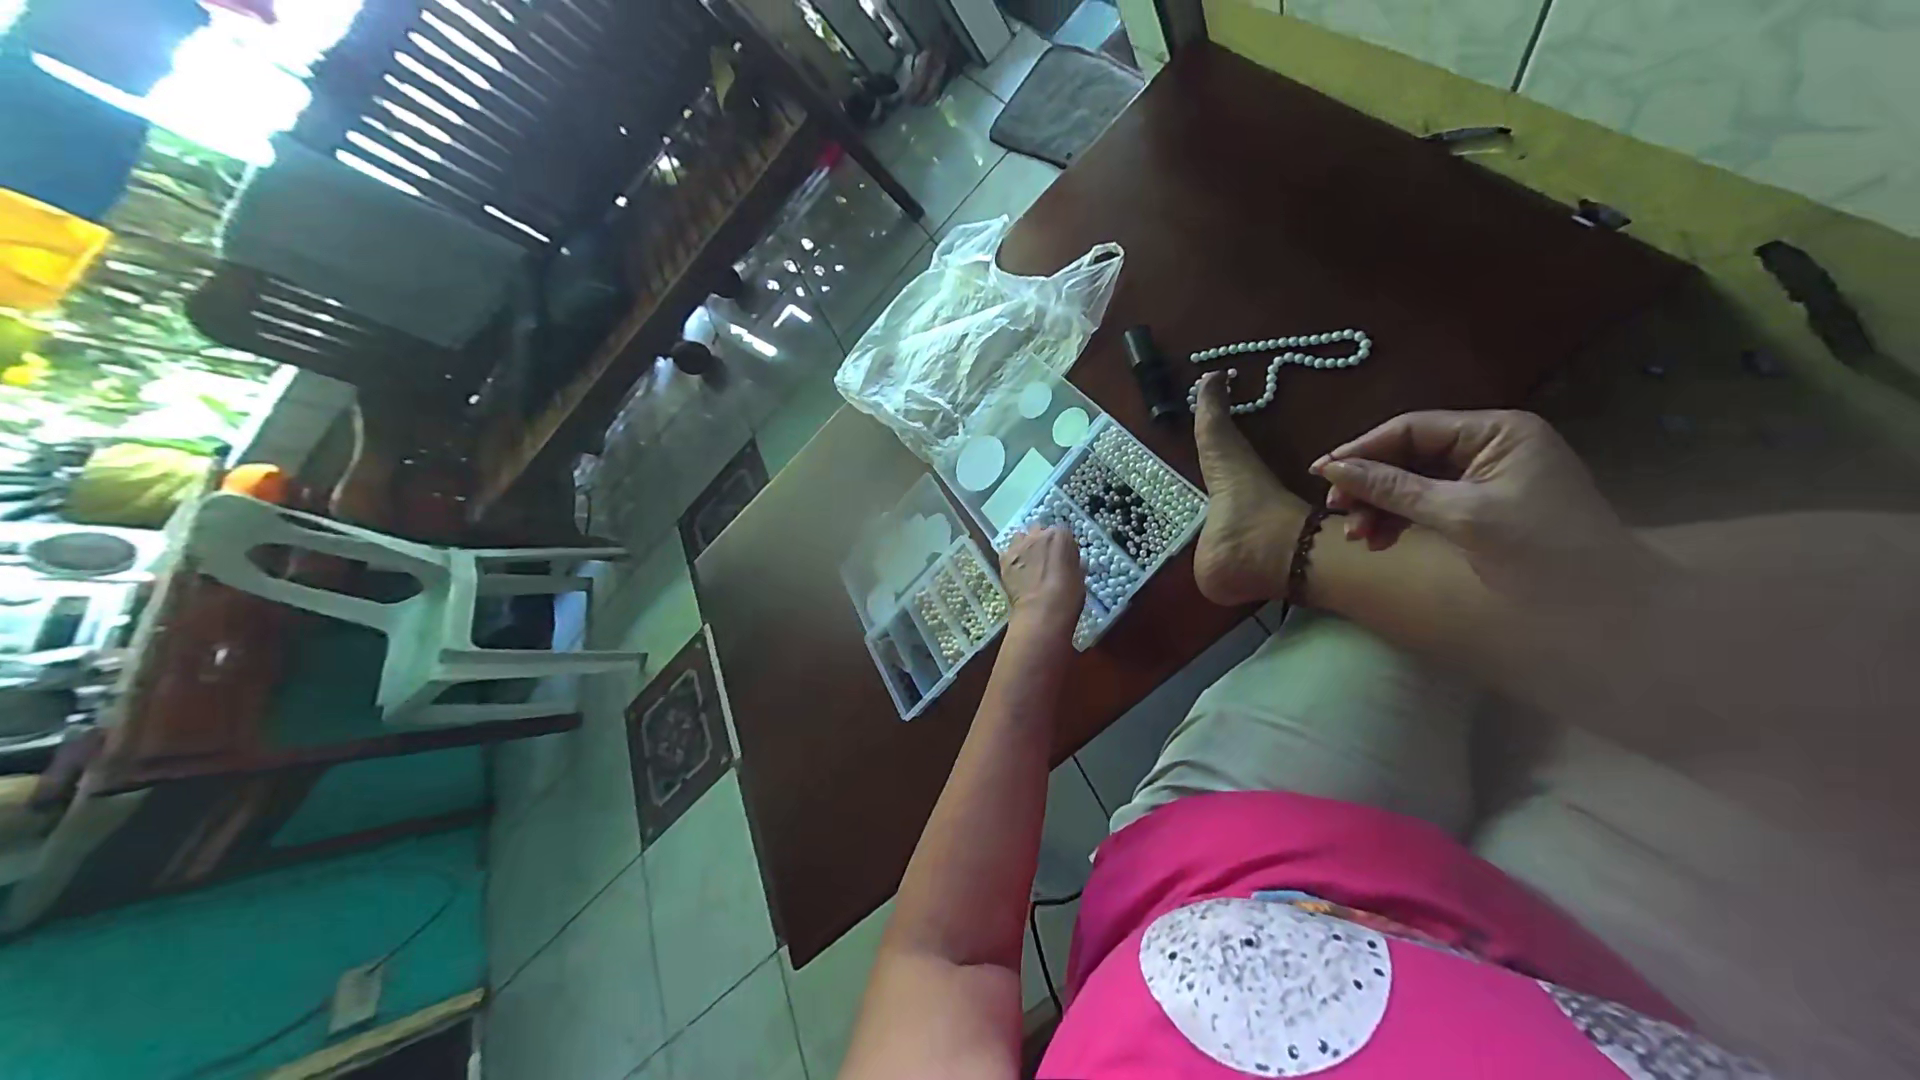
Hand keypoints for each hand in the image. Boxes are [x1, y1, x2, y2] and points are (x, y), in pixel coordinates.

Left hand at [999, 526, 1083, 630]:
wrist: (1041, 611)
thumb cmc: (1068, 595)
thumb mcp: (1079, 576)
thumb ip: (1073, 563)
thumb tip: (1069, 562)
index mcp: (1060, 536)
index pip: (1063, 533)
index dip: (1063, 546)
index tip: (1064, 558)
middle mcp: (1037, 534)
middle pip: (1039, 531)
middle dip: (1042, 541)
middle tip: (1045, 559)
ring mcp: (1018, 546)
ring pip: (1020, 538)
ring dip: (1025, 546)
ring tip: (1028, 562)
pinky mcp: (1004, 559)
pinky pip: (1008, 553)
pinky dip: (1013, 559)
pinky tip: (1016, 572)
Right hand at [1309, 410, 1656, 589]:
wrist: (1606, 610)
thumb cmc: (1540, 552)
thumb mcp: (1460, 515)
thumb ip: (1393, 488)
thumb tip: (1331, 468)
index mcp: (1497, 432)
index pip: (1412, 429)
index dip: (1361, 450)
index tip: (1319, 473)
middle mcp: (1490, 445)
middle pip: (1407, 454)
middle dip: (1369, 484)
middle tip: (1336, 512)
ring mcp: (1485, 476)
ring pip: (1410, 480)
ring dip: (1378, 506)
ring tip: (1357, 538)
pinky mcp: (1480, 505)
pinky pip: (1423, 502)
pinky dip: (1396, 520)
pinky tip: (1377, 541)